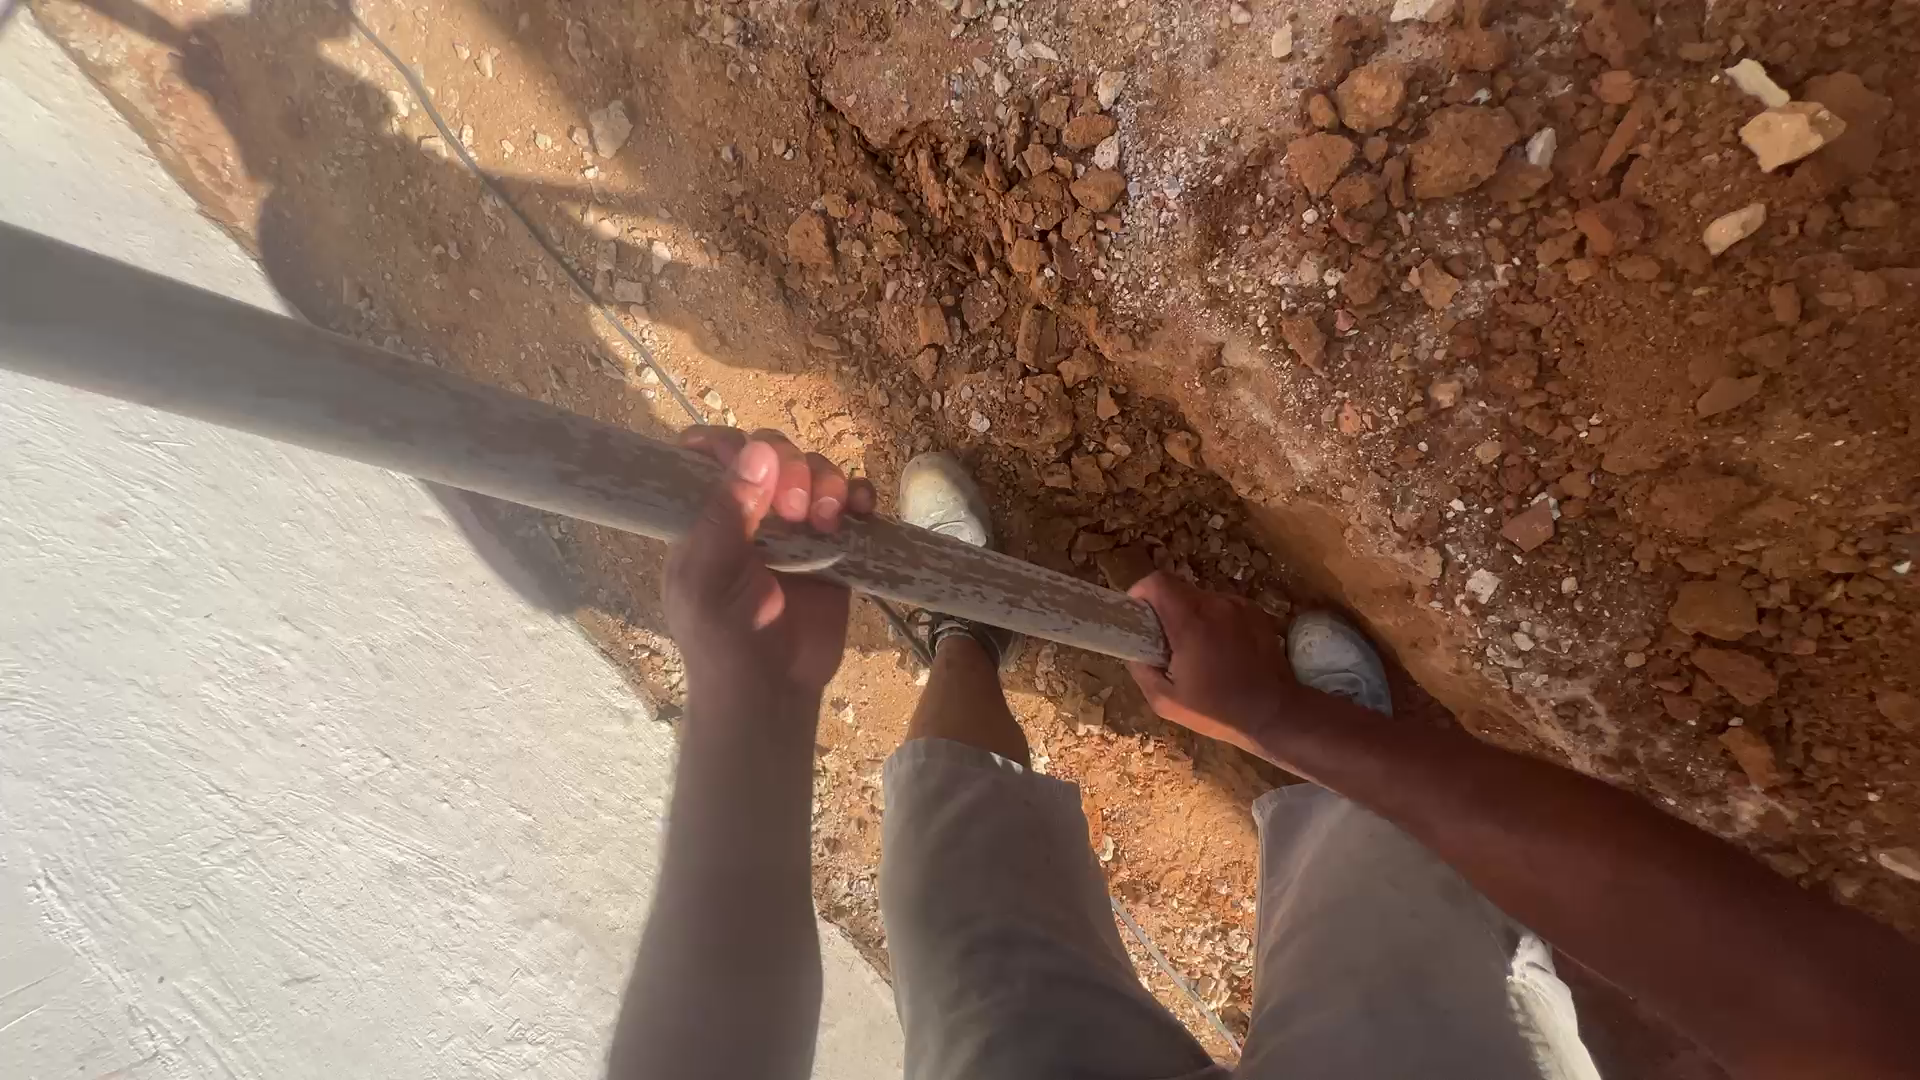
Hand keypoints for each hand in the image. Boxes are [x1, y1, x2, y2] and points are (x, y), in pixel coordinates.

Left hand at [663, 427, 876, 706]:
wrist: (775, 689)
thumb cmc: (725, 638)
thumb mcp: (708, 579)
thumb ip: (726, 514)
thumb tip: (758, 450)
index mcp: (706, 514)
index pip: (710, 452)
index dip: (733, 446)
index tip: (759, 465)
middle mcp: (750, 510)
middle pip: (773, 452)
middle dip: (793, 468)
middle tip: (796, 510)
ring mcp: (794, 525)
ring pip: (816, 470)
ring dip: (829, 482)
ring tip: (828, 521)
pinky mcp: (834, 543)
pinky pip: (851, 500)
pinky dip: (860, 495)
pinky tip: (862, 510)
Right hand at [1125, 572, 1297, 755]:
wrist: (1276, 714)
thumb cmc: (1218, 711)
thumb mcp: (1165, 701)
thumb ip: (1141, 669)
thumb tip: (1134, 649)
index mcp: (1191, 623)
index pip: (1157, 582)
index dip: (1141, 594)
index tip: (1139, 618)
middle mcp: (1216, 605)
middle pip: (1176, 589)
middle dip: (1164, 610)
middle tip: (1166, 642)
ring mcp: (1238, 605)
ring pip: (1199, 598)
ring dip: (1190, 616)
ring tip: (1198, 649)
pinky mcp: (1254, 610)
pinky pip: (1221, 606)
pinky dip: (1213, 620)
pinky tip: (1221, 649)